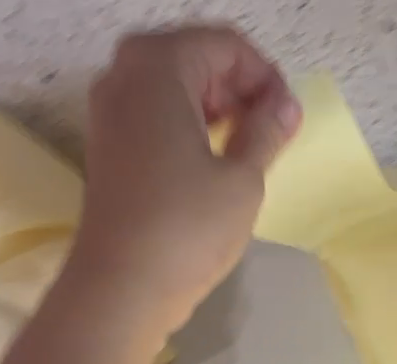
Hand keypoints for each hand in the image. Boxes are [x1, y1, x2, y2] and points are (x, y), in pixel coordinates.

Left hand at [69, 26, 299, 339]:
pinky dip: (188, 124)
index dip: (264, 75)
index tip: (289, 116)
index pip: (224, 45)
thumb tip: (286, 106)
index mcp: (158, 67)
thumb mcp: (242, 180)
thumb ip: (266, 133)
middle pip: (195, 56)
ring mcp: (109, 110)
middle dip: (239, 87)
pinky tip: (214, 162)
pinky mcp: (108, 144)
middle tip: (273, 130)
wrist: (123, 285)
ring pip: (173, 85)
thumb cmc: (188, 229)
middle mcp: (125, 74)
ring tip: (249, 148)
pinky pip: (155, 113)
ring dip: (216, 107)